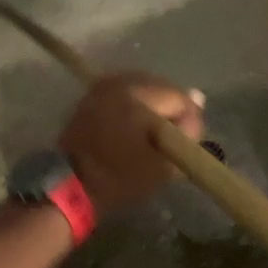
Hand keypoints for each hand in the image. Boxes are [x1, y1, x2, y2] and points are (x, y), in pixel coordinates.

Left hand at [57, 72, 204, 213]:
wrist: (68, 186)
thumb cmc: (118, 177)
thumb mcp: (162, 164)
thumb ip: (186, 133)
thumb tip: (199, 101)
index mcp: (137, 94)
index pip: (179, 97)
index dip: (190, 120)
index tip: (189, 144)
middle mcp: (120, 81)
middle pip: (161, 88)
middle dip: (172, 110)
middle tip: (175, 139)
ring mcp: (103, 86)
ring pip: (143, 89)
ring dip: (154, 108)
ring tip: (155, 134)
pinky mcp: (92, 96)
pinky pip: (124, 94)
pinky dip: (135, 107)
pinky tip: (136, 128)